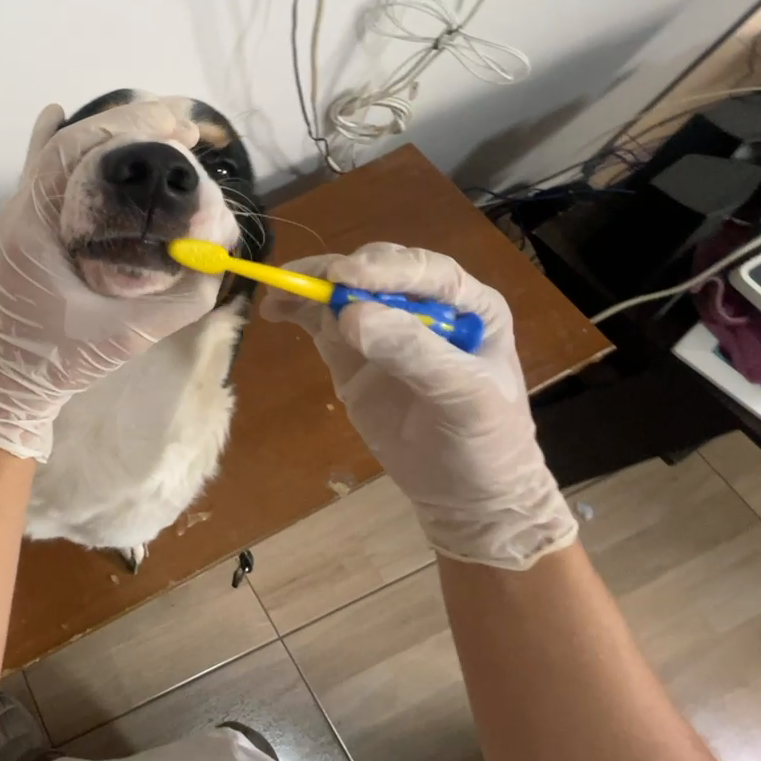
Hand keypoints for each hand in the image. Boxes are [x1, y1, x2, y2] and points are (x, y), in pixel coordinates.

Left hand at [0, 103, 222, 460]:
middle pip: (67, 145)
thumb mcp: (132, 333)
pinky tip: (57, 115)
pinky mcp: (21, 230)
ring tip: (155, 126)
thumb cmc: (63, 359)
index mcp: (35, 229)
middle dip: (126, 125)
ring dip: (102, 135)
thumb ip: (181, 300)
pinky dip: (53, 145)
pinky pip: (37, 175)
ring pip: (54, 155)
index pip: (74, 152)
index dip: (128, 128)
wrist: (10, 383)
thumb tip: (220, 258)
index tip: (178, 129)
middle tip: (182, 127)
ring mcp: (16, 220)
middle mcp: (19, 214)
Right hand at [263, 243, 576, 569]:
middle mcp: (423, 305)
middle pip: (375, 269)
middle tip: (307, 284)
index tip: (344, 277)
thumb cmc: (484, 444)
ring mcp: (383, 327)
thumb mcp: (465, 399)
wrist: (464, 492)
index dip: (383, 268)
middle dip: (338, 272)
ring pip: (341, 289)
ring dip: (308, 284)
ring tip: (278, 291)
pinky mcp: (350, 350)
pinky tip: (276, 309)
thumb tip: (351, 315)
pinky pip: (320, 318)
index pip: (423, 271)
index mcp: (467, 306)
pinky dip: (296, 309)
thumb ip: (415, 353)